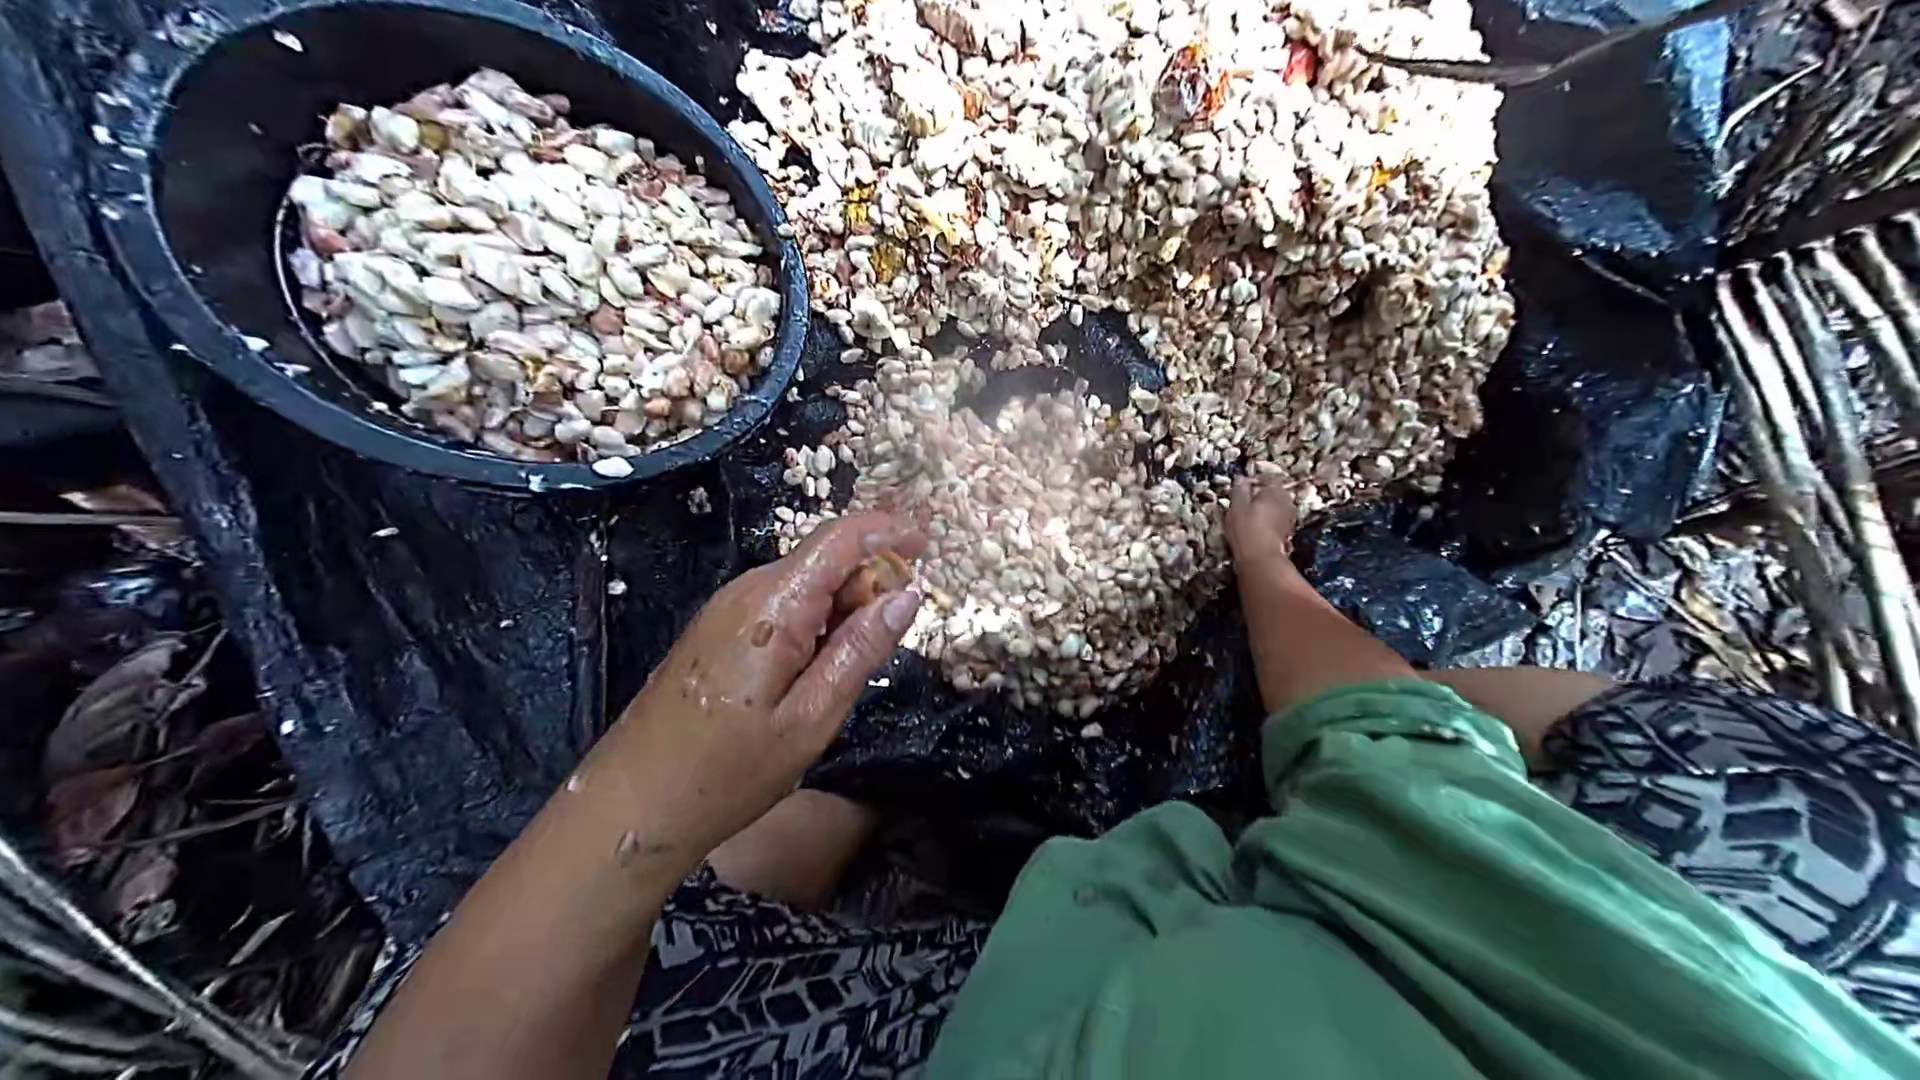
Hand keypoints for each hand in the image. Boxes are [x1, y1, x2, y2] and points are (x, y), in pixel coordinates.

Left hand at [593, 513, 925, 864]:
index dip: (888, 531)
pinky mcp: (718, 629)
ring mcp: (727, 608)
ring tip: (860, 657)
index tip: (927, 542)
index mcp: (774, 603)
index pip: (840, 538)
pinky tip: (820, 665)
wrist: (631, 806)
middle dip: (871, 578)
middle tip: (897, 629)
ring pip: (805, 583)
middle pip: (824, 558)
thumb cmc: (728, 770)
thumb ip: (861, 649)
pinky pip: (781, 605)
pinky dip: (817, 620)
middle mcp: (747, 590)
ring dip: (845, 603)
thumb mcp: (812, 717)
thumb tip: (908, 595)